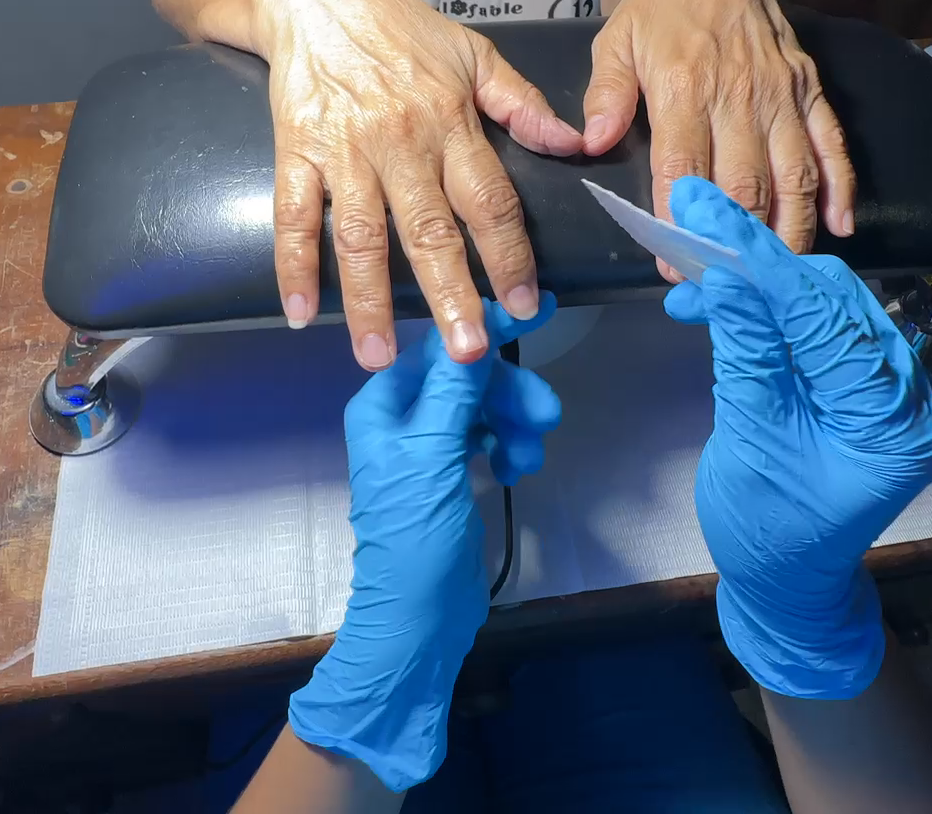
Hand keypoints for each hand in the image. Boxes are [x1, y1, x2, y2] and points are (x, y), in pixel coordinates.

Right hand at [253, 0, 582, 370]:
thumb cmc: (400, 29)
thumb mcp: (473, 53)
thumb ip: (521, 104)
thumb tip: (574, 143)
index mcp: (450, 125)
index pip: (488, 201)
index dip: (508, 255)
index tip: (521, 304)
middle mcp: (400, 146)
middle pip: (428, 231)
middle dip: (449, 294)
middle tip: (465, 351)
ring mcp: (344, 154)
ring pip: (359, 237)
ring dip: (368, 300)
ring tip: (378, 356)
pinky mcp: (296, 153)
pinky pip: (292, 216)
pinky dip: (292, 265)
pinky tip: (299, 314)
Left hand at [290, 296, 562, 790]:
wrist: (418, 622)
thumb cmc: (416, 535)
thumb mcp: (435, 455)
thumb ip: (457, 388)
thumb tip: (477, 320)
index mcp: (384, 403)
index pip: (439, 347)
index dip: (485, 329)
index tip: (535, 309)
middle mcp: (403, 417)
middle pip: (467, 378)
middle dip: (507, 393)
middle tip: (547, 415)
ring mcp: (429, 444)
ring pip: (482, 407)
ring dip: (512, 424)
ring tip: (529, 456)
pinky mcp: (452, 469)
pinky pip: (486, 436)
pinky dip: (506, 445)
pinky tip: (515, 468)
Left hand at [583, 0, 855, 260]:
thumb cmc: (657, 13)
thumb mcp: (615, 44)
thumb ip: (606, 95)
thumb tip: (592, 142)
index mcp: (686, 90)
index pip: (685, 170)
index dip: (682, 222)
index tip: (675, 266)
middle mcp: (739, 97)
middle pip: (745, 183)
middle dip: (735, 241)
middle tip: (728, 287)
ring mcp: (781, 95)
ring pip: (793, 173)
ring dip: (789, 229)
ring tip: (779, 275)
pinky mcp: (809, 90)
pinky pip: (831, 142)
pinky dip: (840, 187)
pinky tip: (840, 228)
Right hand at [662, 178, 931, 698]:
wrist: (786, 581)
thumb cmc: (767, 528)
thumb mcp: (750, 439)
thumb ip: (745, 352)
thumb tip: (728, 276)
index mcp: (890, 419)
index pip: (823, 316)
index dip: (760, 259)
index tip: (707, 212)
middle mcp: (903, 391)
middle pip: (831, 296)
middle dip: (757, 260)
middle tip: (692, 229)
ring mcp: (882, 386)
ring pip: (819, 303)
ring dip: (754, 285)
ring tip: (691, 284)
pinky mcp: (853, 383)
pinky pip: (808, 328)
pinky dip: (761, 311)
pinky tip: (715, 307)